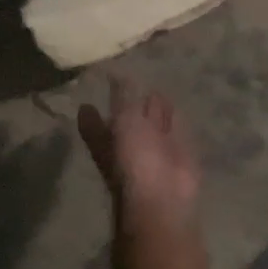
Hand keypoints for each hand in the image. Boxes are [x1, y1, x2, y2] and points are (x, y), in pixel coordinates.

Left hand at [77, 77, 201, 222]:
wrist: (164, 194)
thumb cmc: (135, 160)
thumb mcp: (124, 124)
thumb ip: (123, 100)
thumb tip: (115, 74)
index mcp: (108, 140)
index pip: (95, 123)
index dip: (91, 114)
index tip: (88, 99)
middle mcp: (129, 143)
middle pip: (127, 120)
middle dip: (130, 105)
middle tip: (132, 83)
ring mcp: (154, 148)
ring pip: (153, 123)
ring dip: (155, 108)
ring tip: (158, 89)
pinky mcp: (178, 151)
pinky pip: (176, 130)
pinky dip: (176, 119)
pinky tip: (178, 107)